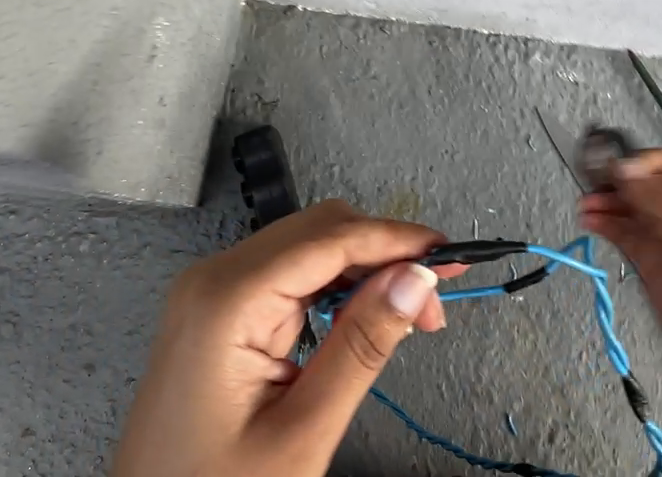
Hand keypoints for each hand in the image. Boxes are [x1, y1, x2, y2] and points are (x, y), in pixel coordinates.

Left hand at [111, 199, 463, 476]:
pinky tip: (364, 312)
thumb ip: (362, 345)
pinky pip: (290, 276)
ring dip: (364, 268)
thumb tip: (414, 279)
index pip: (329, 238)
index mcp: (228, 297)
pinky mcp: (221, 311)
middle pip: (318, 230)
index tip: (447, 254)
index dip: (395, 239)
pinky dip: (335, 286)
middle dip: (383, 252)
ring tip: (409, 311)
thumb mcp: (302, 431)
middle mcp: (216, 277)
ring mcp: (214, 291)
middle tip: (432, 298)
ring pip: (308, 248)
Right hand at [578, 150, 661, 385]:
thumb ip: (655, 200)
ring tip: (585, 206)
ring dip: (606, 203)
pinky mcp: (649, 263)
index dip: (640, 163)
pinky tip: (590, 221)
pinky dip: (605, 225)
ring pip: (630, 209)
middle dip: (617, 182)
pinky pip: (623, 234)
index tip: (613, 169)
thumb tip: (623, 166)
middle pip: (644, 186)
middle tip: (590, 183)